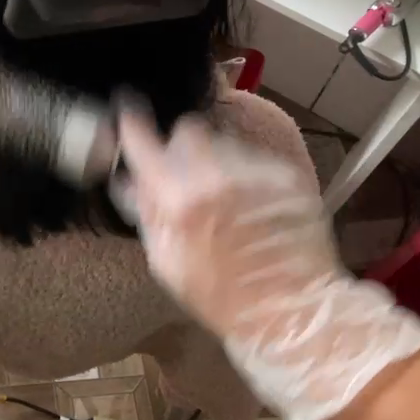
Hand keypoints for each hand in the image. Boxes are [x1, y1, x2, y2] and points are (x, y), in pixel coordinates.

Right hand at [116, 106, 419, 419]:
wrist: (293, 312)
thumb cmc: (220, 296)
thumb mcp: (166, 262)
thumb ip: (146, 213)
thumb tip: (131, 179)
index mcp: (179, 199)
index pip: (144, 141)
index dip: (131, 120)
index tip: (126, 108)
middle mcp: (215, 175)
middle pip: (189, 129)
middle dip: (180, 145)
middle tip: (183, 171)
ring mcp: (254, 172)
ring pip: (223, 142)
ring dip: (214, 160)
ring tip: (223, 195)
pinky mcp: (285, 176)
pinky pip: (253, 160)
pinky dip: (245, 174)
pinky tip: (250, 204)